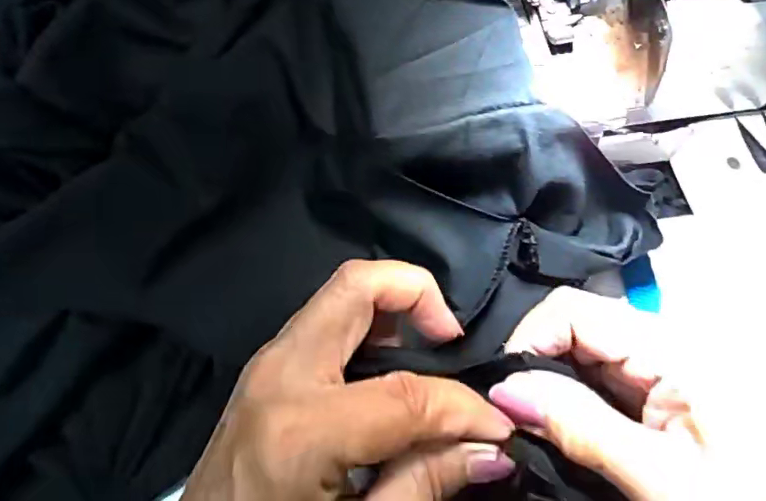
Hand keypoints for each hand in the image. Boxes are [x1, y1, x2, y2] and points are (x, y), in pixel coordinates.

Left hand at [182, 261, 517, 500]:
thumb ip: (421, 485)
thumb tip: (488, 451)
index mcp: (300, 427)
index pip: (403, 394)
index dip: (463, 407)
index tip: (498, 426)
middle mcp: (280, 370)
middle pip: (355, 284)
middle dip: (415, 292)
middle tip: (453, 338)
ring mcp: (267, 360)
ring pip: (338, 291)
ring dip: (391, 304)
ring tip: (429, 348)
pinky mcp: (266, 365)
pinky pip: (325, 319)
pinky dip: (367, 323)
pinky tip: (390, 364)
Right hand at [487, 288, 765, 500]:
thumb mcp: (668, 484)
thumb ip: (583, 428)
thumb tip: (505, 391)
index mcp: (669, 346)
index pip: (570, 309)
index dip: (527, 342)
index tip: (501, 400)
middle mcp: (664, 349)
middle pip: (574, 332)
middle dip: (535, 370)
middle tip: (509, 427)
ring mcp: (667, 380)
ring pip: (586, 365)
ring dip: (552, 396)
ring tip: (530, 439)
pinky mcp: (670, 411)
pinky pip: (606, 395)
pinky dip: (577, 415)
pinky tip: (565, 446)